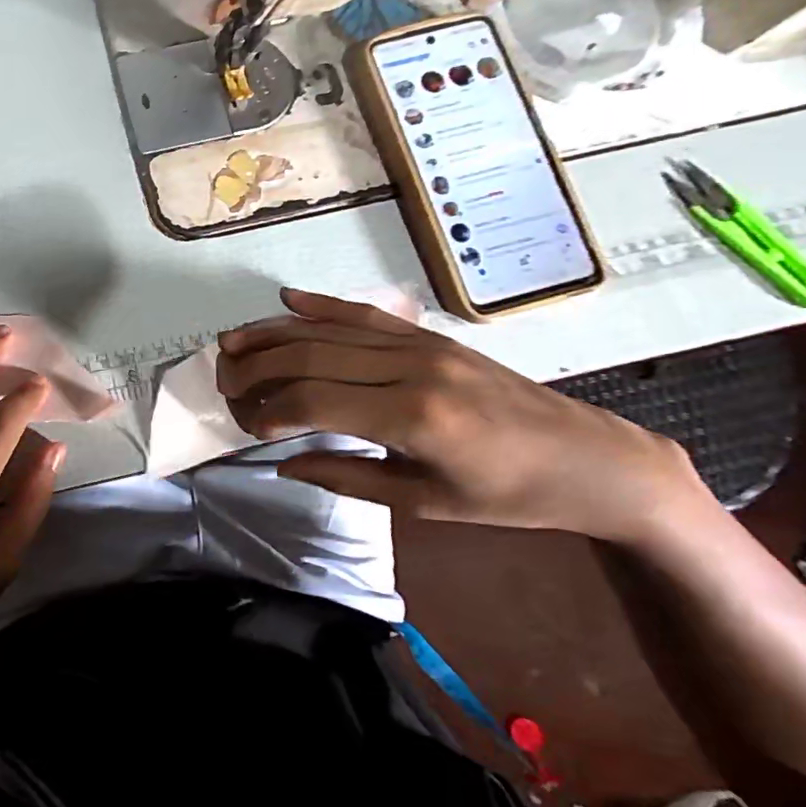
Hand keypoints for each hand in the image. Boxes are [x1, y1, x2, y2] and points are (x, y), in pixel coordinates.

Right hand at [215, 289, 708, 545]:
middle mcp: (410, 366)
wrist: (585, 458)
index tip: (242, 424)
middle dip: (258, 367)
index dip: (268, 411)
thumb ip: (347, 478)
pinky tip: (287, 302)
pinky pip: (366, 313)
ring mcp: (420, 343)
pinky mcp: (429, 334)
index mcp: (412, 418)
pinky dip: (323, 307)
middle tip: (220, 380)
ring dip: (275, 334)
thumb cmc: (508, 495)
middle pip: (312, 356)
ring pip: (331, 329)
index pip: (314, 402)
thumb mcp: (425, 504)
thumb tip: (282, 464)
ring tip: (232, 343)